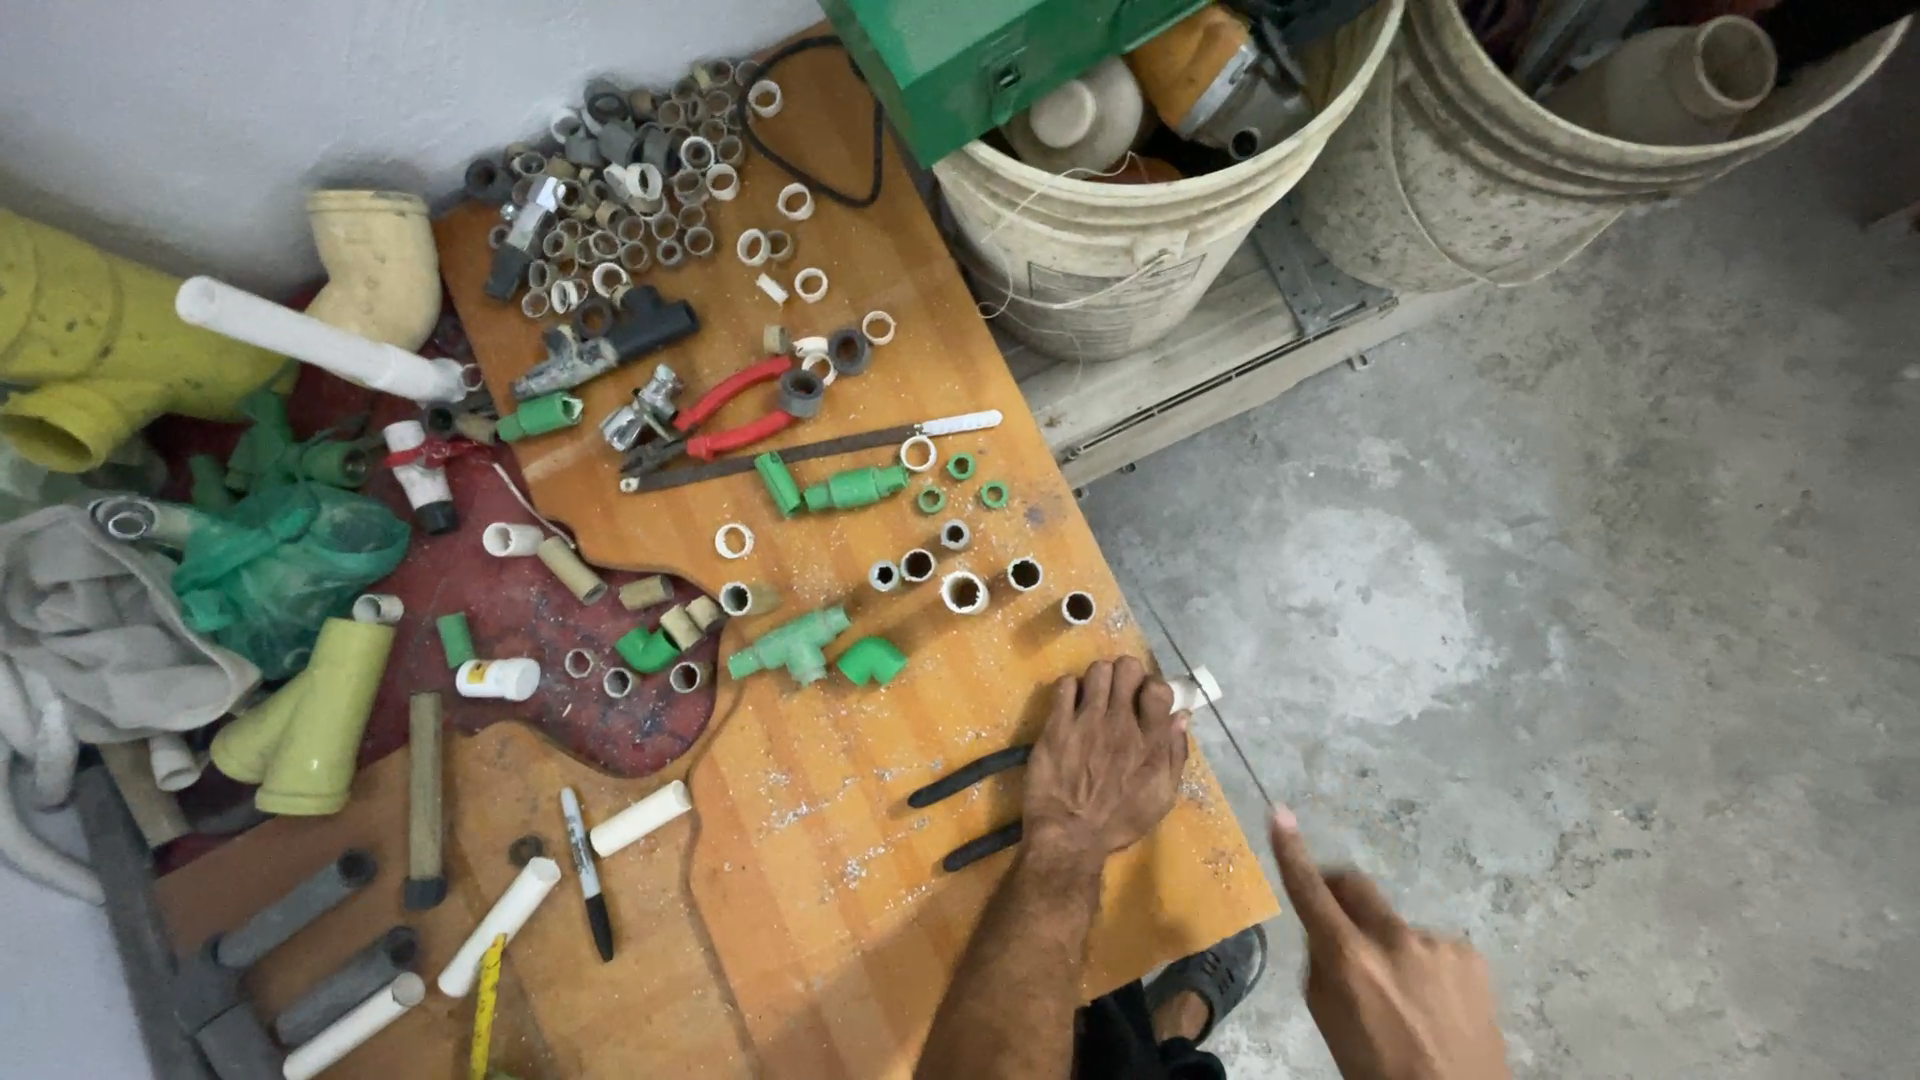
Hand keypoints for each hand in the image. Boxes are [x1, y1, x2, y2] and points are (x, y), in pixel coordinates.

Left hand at [1023, 656, 1190, 862]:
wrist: (1069, 835)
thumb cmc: (1119, 821)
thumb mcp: (1162, 797)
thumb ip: (1175, 755)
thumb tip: (1181, 717)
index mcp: (1150, 742)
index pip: (1158, 688)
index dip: (1151, 686)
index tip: (1144, 698)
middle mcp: (1120, 724)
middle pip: (1127, 669)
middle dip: (1125, 674)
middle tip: (1118, 690)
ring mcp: (1086, 721)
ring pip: (1097, 670)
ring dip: (1098, 677)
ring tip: (1094, 693)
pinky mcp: (1057, 725)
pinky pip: (1065, 685)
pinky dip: (1070, 688)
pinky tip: (1070, 703)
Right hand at [1270, 807, 1508, 1079]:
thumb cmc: (1374, 1066)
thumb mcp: (1326, 1016)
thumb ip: (1322, 961)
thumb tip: (1327, 929)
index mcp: (1351, 957)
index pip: (1310, 889)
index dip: (1290, 848)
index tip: (1279, 813)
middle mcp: (1394, 939)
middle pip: (1354, 885)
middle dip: (1338, 892)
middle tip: (1335, 916)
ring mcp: (1438, 945)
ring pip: (1393, 925)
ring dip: (1387, 944)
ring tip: (1402, 994)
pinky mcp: (1471, 957)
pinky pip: (1429, 945)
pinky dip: (1422, 963)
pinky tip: (1432, 1001)